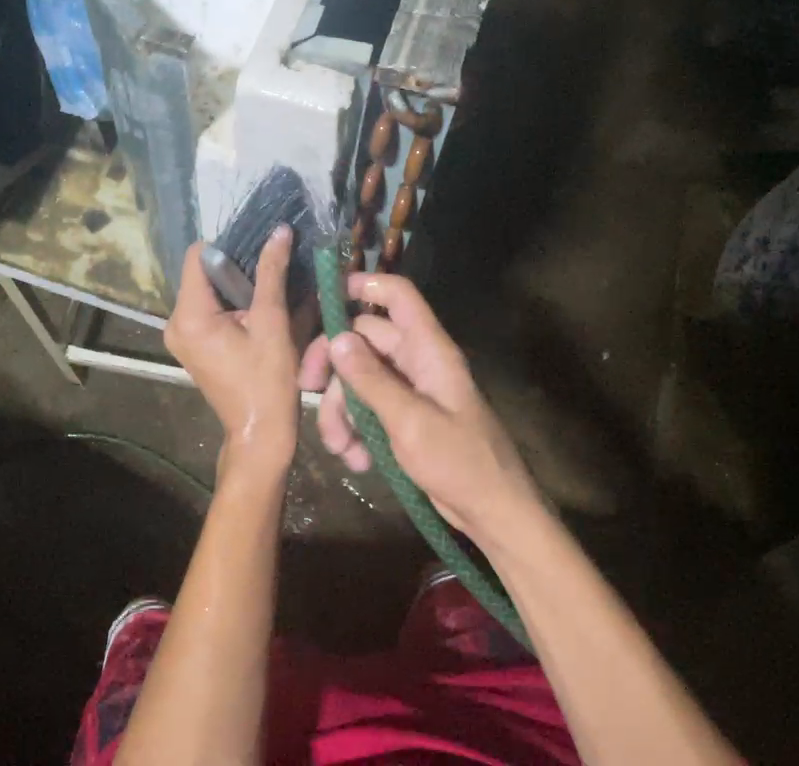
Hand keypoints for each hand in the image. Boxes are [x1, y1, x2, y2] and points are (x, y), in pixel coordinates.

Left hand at [166, 227, 300, 477]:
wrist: (260, 433)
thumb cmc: (267, 381)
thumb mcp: (273, 323)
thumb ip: (272, 273)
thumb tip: (279, 231)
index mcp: (189, 315)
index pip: (197, 255)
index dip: (229, 247)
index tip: (259, 252)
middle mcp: (174, 322)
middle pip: (201, 273)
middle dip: (235, 268)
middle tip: (270, 271)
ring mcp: (180, 336)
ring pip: (206, 291)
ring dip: (236, 287)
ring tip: (268, 291)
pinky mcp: (191, 345)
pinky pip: (207, 310)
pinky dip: (230, 305)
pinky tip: (257, 313)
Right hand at [298, 273, 538, 544]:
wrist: (493, 513)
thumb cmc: (460, 462)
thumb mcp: (411, 421)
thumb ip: (371, 380)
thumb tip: (337, 339)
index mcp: (429, 350)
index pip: (398, 297)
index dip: (365, 285)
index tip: (324, 295)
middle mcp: (417, 363)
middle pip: (363, 341)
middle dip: (332, 366)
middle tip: (305, 389)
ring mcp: (409, 392)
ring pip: (358, 380)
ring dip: (340, 411)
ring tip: (340, 448)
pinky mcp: (402, 420)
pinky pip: (366, 410)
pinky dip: (354, 430)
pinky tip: (357, 460)